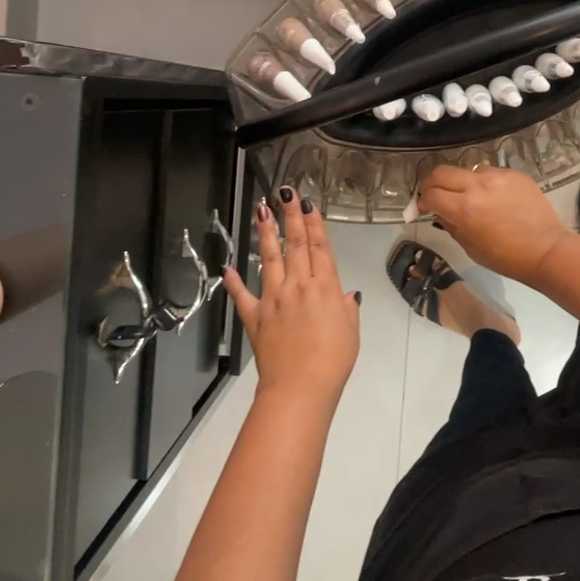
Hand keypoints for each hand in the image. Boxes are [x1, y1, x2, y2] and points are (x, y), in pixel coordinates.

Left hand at [223, 186, 360, 405]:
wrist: (300, 388)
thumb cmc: (333, 362)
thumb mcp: (351, 333)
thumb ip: (347, 310)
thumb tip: (347, 295)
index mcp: (326, 289)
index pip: (320, 249)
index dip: (314, 224)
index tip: (308, 204)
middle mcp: (298, 286)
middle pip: (295, 245)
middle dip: (290, 216)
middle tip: (285, 192)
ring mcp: (273, 299)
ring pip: (269, 260)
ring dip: (265, 234)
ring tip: (261, 211)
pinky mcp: (255, 317)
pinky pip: (242, 296)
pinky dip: (234, 282)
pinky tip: (227, 267)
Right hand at [416, 166, 570, 285]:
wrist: (545, 250)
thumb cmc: (505, 257)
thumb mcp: (470, 246)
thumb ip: (450, 225)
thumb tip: (439, 211)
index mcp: (464, 208)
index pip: (430, 194)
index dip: (422, 201)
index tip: (423, 207)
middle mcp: (477, 186)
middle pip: (441, 172)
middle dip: (431, 183)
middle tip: (433, 194)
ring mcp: (498, 177)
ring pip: (467, 170)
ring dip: (461, 182)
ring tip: (469, 197)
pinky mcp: (514, 174)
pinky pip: (490, 172)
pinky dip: (485, 183)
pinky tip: (493, 197)